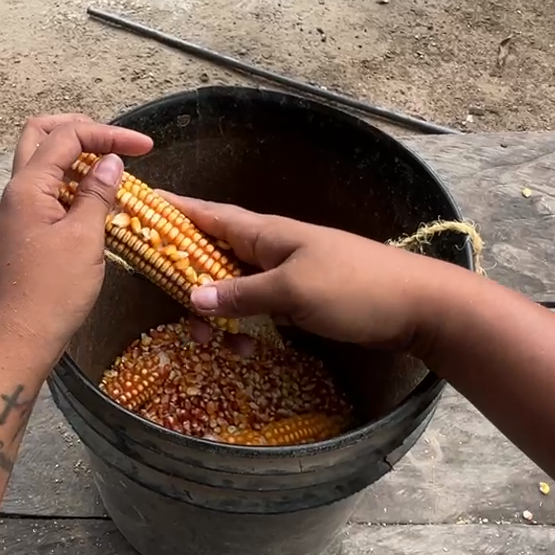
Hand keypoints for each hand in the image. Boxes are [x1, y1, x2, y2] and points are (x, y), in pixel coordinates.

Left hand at [0, 114, 152, 357]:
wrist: (20, 336)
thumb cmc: (53, 292)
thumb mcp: (85, 239)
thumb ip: (97, 194)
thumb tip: (112, 161)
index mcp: (28, 186)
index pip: (67, 136)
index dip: (108, 134)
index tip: (145, 147)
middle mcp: (17, 190)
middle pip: (41, 134)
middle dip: (81, 130)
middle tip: (116, 143)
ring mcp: (18, 209)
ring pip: (42, 161)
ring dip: (76, 155)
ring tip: (112, 168)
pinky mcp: (26, 228)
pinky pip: (47, 188)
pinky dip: (72, 182)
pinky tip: (97, 197)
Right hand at [168, 196, 472, 355]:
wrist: (418, 307)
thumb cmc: (355, 287)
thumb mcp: (294, 291)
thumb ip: (242, 293)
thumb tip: (191, 297)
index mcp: (264, 233)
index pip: (205, 215)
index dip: (171, 210)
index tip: (135, 205)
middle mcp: (267, 248)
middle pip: (209, 254)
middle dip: (184, 277)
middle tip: (167, 304)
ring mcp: (281, 274)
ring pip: (229, 287)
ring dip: (215, 312)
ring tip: (209, 343)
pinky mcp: (295, 299)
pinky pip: (254, 308)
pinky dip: (242, 327)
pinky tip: (244, 349)